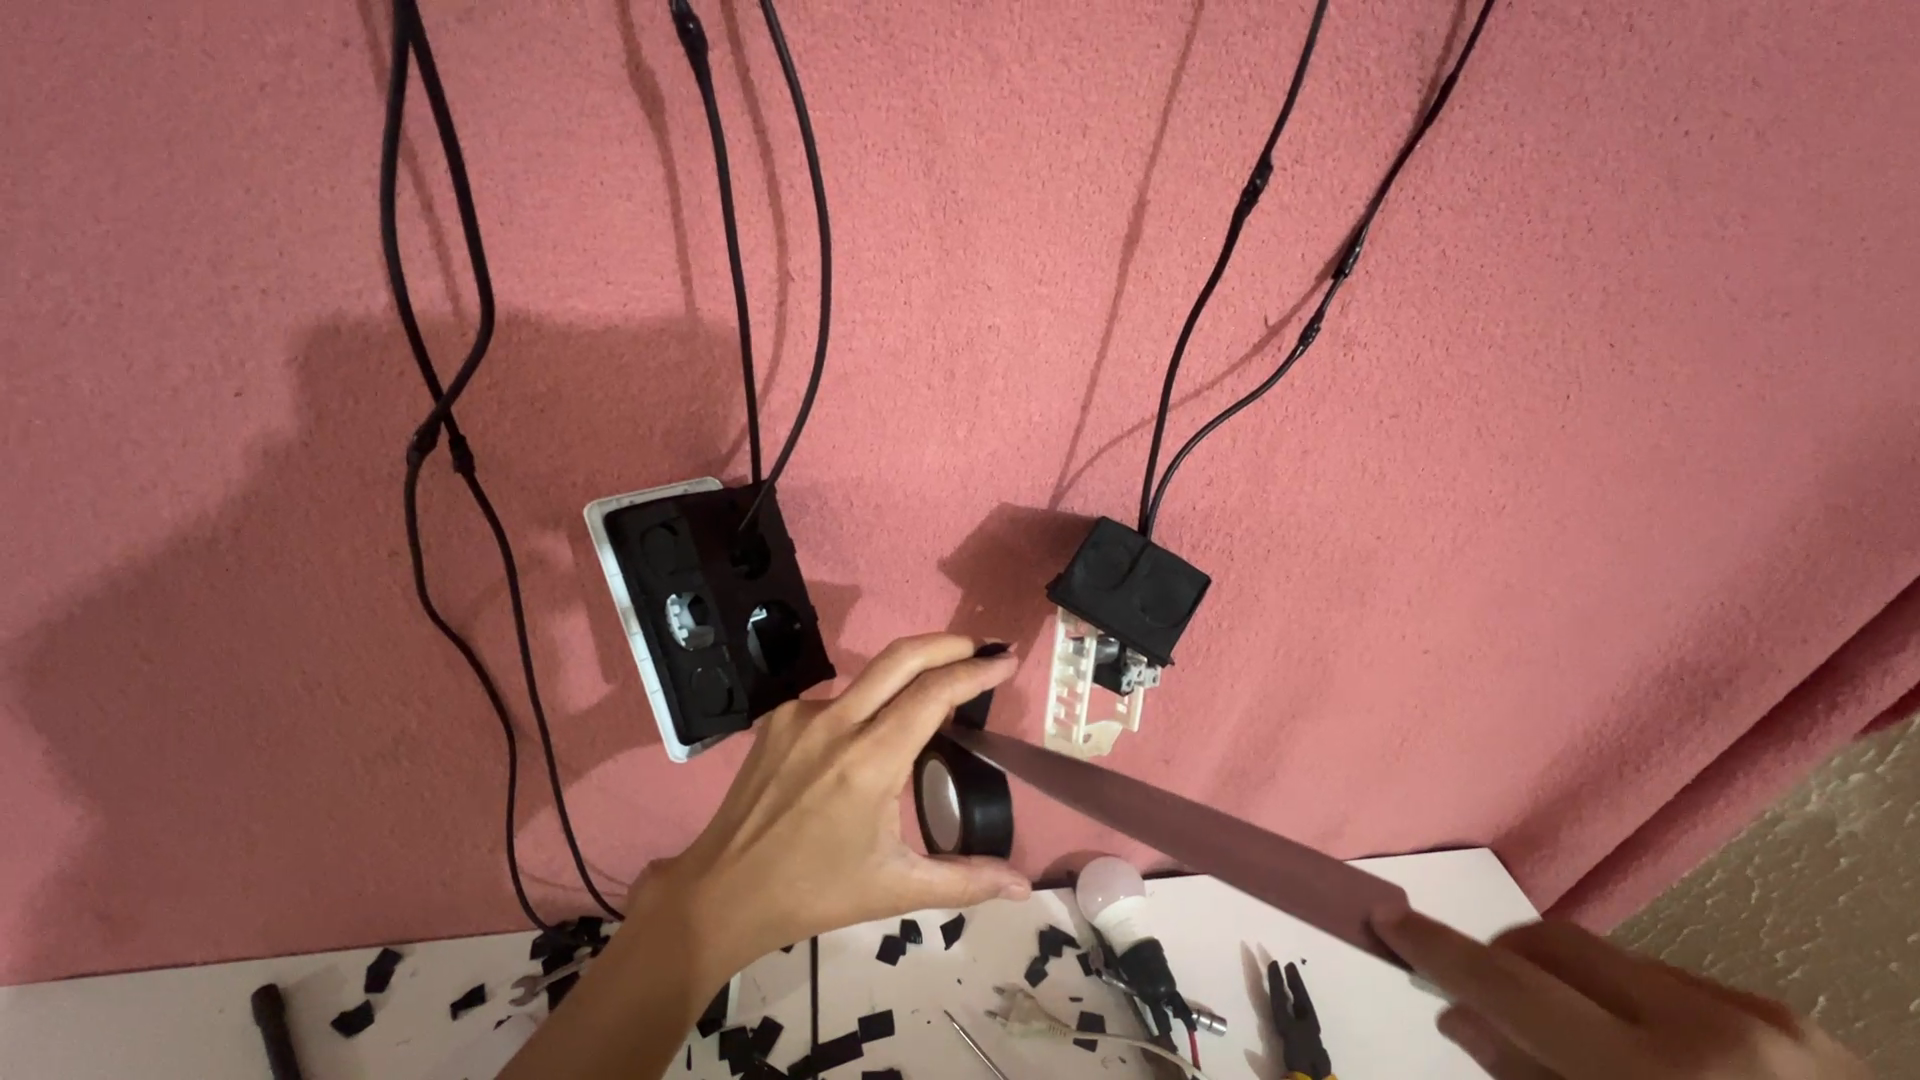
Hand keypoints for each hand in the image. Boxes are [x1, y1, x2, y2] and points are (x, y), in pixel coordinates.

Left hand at [643, 633, 1030, 981]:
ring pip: (869, 677)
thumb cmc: (815, 893)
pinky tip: (873, 733)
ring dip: (909, 674)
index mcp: (870, 761)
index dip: (976, 671)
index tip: (1006, 659)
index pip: (934, 694)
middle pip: (902, 657)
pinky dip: (867, 705)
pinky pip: (837, 699)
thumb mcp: (895, 889)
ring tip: (935, 698)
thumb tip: (1023, 886)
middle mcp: (836, 723)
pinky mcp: (779, 719)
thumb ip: (965, 880)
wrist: (723, 891)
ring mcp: (802, 715)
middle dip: (948, 644)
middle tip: (982, 648)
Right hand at [1371, 909, 1870, 1079]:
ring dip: (1571, 985)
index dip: (1441, 950)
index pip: (1512, 987)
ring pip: (1613, 959)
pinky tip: (1655, 1061)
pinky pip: (1673, 982)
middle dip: (1504, 956)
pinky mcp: (1796, 1020)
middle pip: (1557, 943)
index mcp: (1658, 1076)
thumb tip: (1462, 1016)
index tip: (1389, 919)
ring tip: (1581, 1047)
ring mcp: (1765, 1017)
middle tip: (1482, 997)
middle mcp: (1712, 1026)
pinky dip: (1634, 1005)